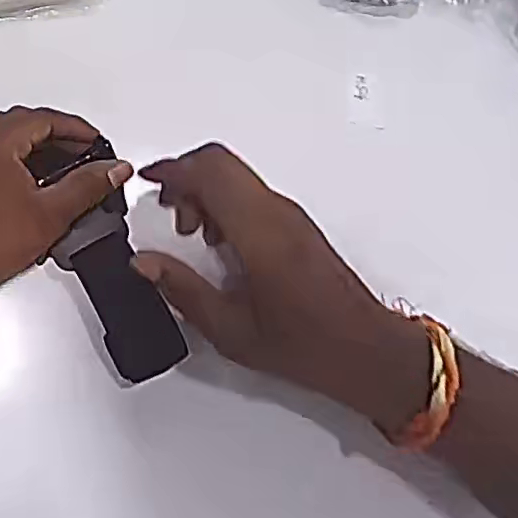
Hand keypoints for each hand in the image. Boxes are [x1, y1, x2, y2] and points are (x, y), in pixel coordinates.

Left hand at [0, 108, 133, 325]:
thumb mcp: (53, 212)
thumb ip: (89, 185)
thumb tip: (113, 168)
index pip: (48, 118)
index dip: (81, 131)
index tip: (102, 146)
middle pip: (35, 124)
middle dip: (67, 141)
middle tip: (94, 159)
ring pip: (23, 139)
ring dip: (52, 153)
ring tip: (79, 176)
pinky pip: (11, 152)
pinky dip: (35, 163)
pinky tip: (54, 187)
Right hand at [131, 144, 424, 432]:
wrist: (374, 356)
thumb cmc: (313, 346)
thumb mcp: (231, 330)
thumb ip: (181, 289)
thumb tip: (144, 263)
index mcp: (260, 233)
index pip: (208, 172)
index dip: (170, 170)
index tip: (148, 179)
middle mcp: (276, 212)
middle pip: (216, 161)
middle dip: (183, 177)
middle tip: (171, 210)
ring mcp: (287, 213)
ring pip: (231, 173)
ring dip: (202, 189)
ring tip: (193, 231)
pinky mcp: (292, 220)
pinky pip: (246, 189)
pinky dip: (220, 199)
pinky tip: (217, 238)